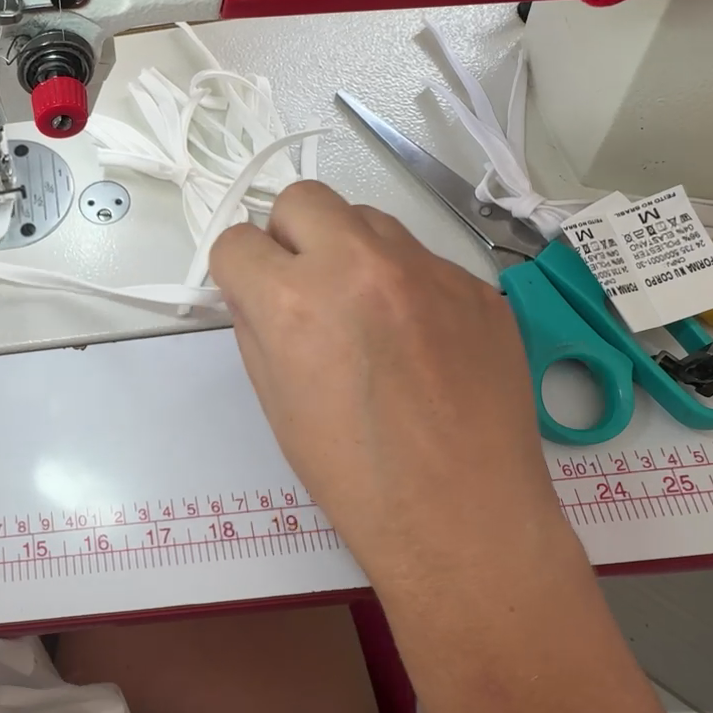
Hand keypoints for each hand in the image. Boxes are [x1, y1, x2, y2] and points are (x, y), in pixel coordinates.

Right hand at [210, 182, 558, 577]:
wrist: (460, 514)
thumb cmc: (351, 474)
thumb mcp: (276, 402)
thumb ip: (256, 329)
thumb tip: (255, 293)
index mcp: (295, 302)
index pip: (237, 241)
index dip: (235, 271)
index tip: (248, 294)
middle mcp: (361, 266)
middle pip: (301, 199)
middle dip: (286, 235)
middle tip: (299, 285)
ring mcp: (428, 269)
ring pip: (367, 218)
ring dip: (347, 249)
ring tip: (360, 310)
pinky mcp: (477, 285)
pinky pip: (422, 259)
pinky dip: (402, 283)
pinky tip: (416, 340)